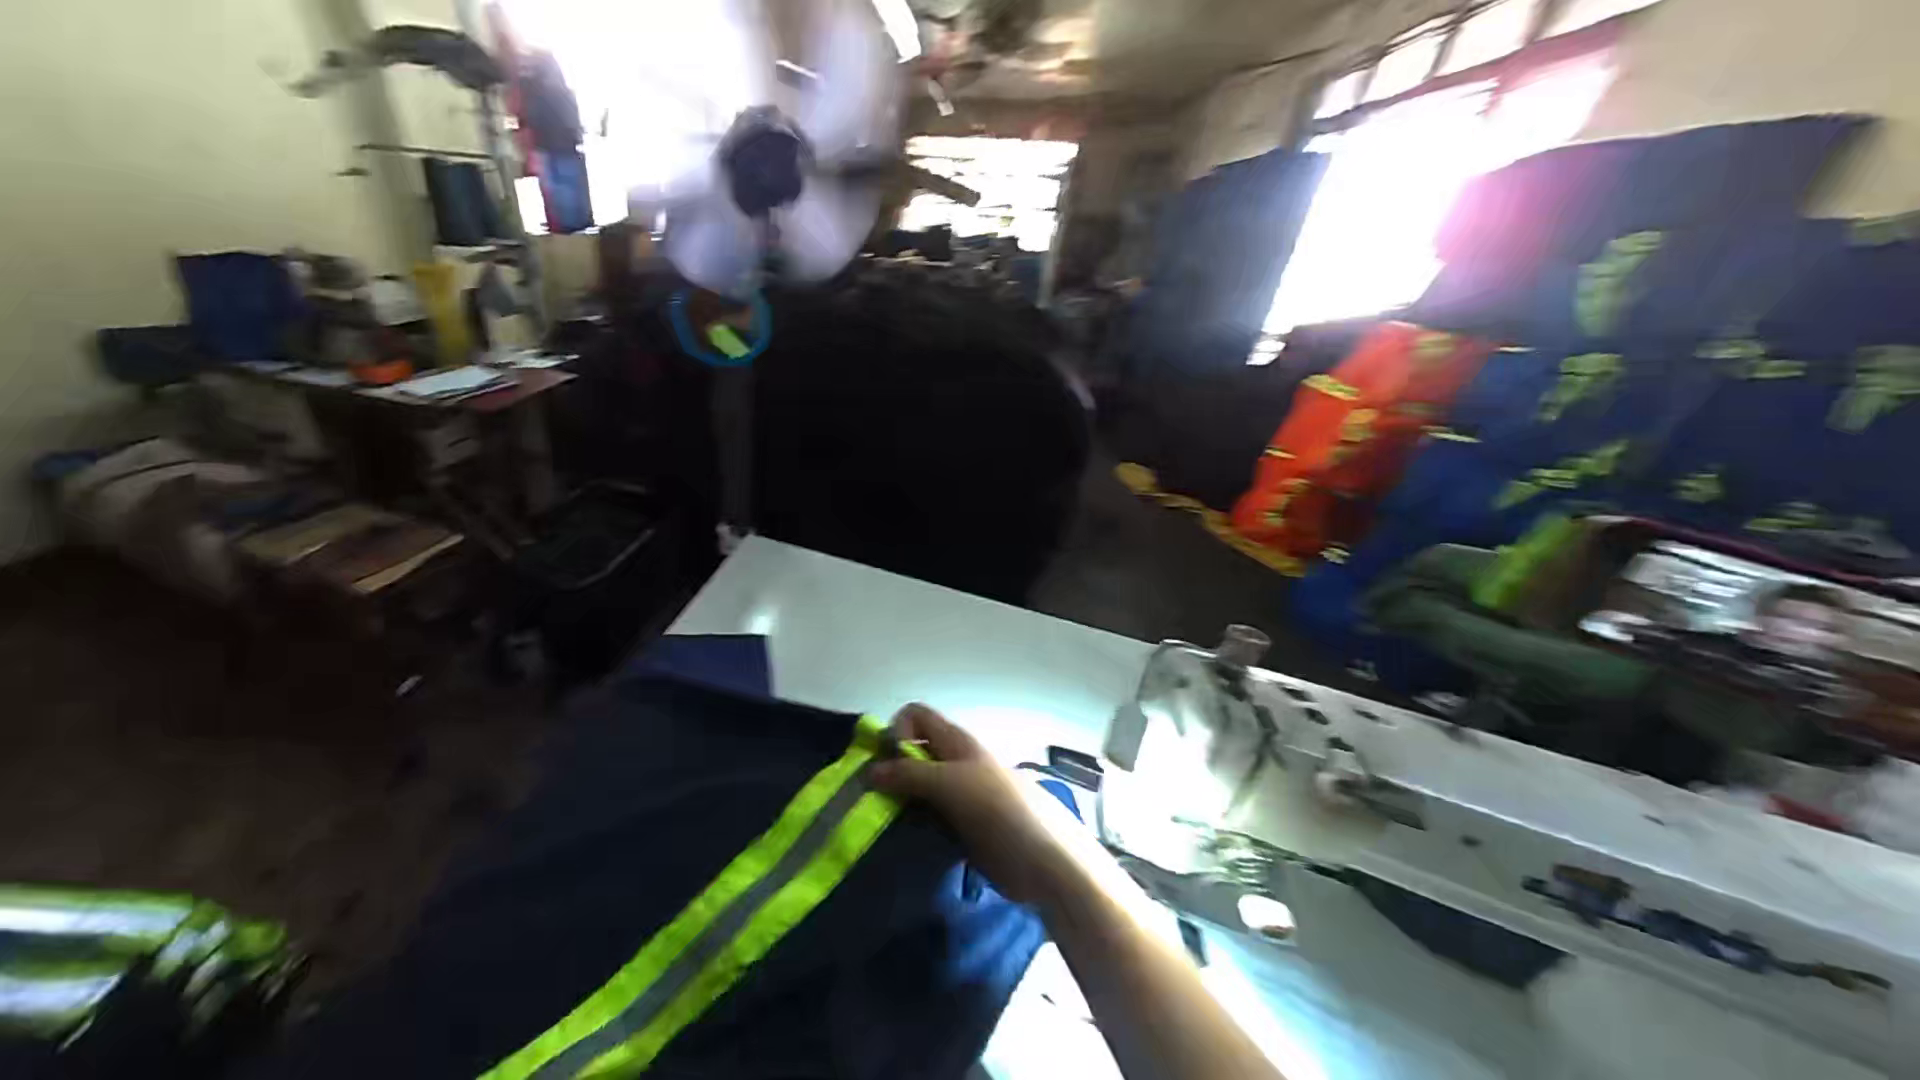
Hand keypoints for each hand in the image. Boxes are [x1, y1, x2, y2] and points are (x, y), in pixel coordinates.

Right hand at [871, 703, 1090, 905]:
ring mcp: (960, 795)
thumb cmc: (996, 808)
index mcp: (955, 741)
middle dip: (891, 769)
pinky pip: (929, 817)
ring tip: (886, 825)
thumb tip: (870, 770)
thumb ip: (909, 773)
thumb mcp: (949, 783)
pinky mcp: (963, 826)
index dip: (897, 730)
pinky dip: (914, 824)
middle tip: (876, 801)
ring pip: (919, 787)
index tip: (890, 764)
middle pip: (914, 752)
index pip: (916, 715)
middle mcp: (955, 762)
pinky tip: (906, 841)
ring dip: (899, 801)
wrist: (1043, 859)